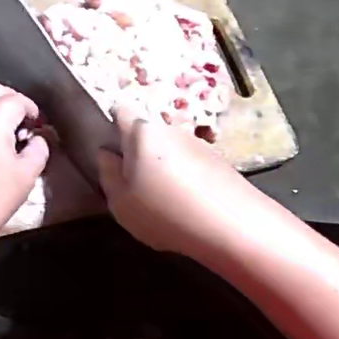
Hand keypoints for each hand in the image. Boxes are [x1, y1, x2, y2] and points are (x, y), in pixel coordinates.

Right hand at [96, 104, 275, 260]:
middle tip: (133, 187)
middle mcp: (170, 129)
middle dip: (137, 155)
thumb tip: (106, 153)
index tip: (109, 152)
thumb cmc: (164, 212)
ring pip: (169, 152)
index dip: (111, 127)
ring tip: (162, 203)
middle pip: (146, 135)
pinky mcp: (218, 162)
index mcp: (142, 132)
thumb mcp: (121, 202)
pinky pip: (189, 166)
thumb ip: (108, 174)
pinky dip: (184, 181)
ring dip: (162, 169)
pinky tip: (186, 208)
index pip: (120, 112)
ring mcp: (197, 144)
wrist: (232, 226)